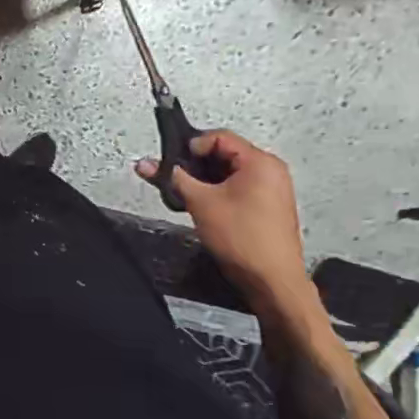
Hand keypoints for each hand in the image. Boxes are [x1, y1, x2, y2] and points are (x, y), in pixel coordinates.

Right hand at [137, 129, 305, 300]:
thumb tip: (145, 164)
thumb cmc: (241, 238)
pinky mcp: (270, 207)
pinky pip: (240, 188)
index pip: (219, 137)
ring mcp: (273, 189)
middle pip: (225, 153)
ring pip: (231, 173)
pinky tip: (204, 207)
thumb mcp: (201, 203)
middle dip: (196, 165)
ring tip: (186, 196)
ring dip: (206, 181)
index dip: (191, 146)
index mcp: (260, 161)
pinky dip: (220, 192)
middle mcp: (271, 170)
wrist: (272, 281)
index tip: (173, 163)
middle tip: (175, 179)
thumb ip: (173, 178)